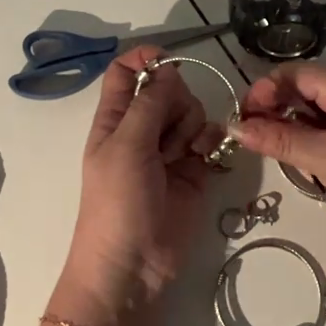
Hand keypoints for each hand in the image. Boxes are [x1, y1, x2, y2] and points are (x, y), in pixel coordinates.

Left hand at [61, 47, 211, 319]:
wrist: (133, 266)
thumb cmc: (117, 203)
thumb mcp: (126, 146)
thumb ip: (148, 103)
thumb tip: (166, 69)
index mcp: (114, 119)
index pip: (126, 72)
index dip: (145, 59)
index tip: (168, 62)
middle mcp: (141, 129)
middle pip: (167, 89)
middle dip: (176, 100)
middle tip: (167, 132)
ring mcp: (169, 150)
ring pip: (192, 112)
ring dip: (192, 125)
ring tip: (180, 155)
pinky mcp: (194, 171)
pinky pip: (209, 139)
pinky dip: (211, 141)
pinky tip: (206, 156)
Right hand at [234, 62, 325, 251]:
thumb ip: (280, 140)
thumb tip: (235, 127)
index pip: (293, 73)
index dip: (263, 91)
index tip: (242, 121)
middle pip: (304, 86)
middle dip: (275, 107)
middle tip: (252, 139)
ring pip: (317, 108)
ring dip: (291, 124)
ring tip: (273, 151)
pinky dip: (311, 137)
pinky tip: (302, 159)